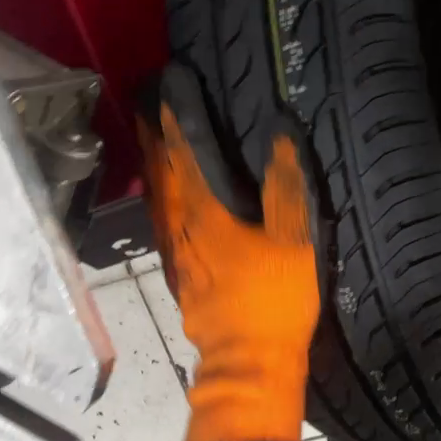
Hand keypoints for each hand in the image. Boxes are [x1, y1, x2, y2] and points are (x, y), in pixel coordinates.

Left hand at [135, 64, 318, 440]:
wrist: (249, 364)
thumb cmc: (274, 300)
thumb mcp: (294, 238)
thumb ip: (285, 184)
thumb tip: (279, 130)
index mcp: (206, 210)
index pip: (187, 147)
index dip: (181, 110)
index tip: (173, 76)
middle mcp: (180, 225)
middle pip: (161, 166)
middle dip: (154, 129)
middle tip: (147, 95)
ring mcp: (177, 250)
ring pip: (158, 192)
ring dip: (154, 157)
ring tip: (151, 130)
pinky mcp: (182, 270)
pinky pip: (165, 216)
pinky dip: (161, 190)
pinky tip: (167, 191)